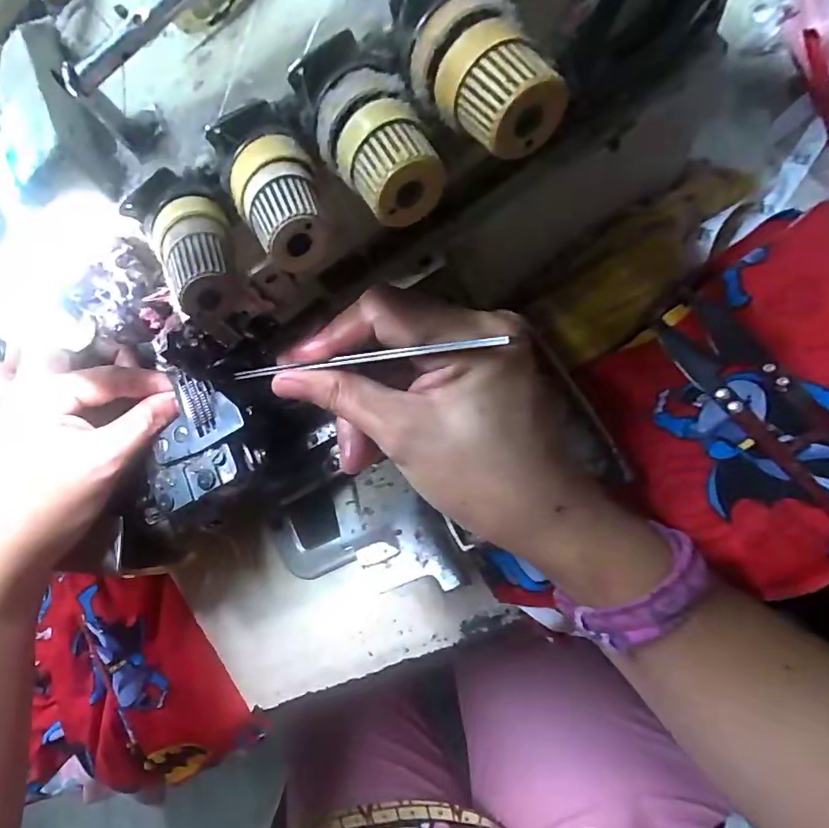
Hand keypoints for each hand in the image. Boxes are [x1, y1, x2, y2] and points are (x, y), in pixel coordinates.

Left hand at [0, 348, 177, 577]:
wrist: (16, 541)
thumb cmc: (60, 502)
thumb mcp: (107, 461)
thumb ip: (141, 424)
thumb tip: (174, 398)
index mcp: (46, 391)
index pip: (105, 376)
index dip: (144, 380)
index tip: (175, 387)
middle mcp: (24, 385)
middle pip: (68, 349)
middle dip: (104, 352)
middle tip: (138, 368)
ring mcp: (11, 400)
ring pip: (44, 358)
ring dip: (75, 355)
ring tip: (109, 364)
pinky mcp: (10, 418)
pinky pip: (23, 377)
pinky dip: (47, 372)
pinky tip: (64, 379)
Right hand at [272, 288, 667, 597]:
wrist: (544, 518)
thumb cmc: (478, 479)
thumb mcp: (402, 433)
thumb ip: (342, 395)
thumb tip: (284, 377)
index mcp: (472, 333)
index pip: (383, 309)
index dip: (331, 336)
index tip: (293, 367)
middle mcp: (483, 325)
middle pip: (391, 336)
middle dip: (353, 385)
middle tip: (329, 428)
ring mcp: (486, 348)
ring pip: (402, 362)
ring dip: (371, 404)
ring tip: (356, 456)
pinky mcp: (484, 371)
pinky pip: (423, 376)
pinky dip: (396, 406)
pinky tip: (376, 442)